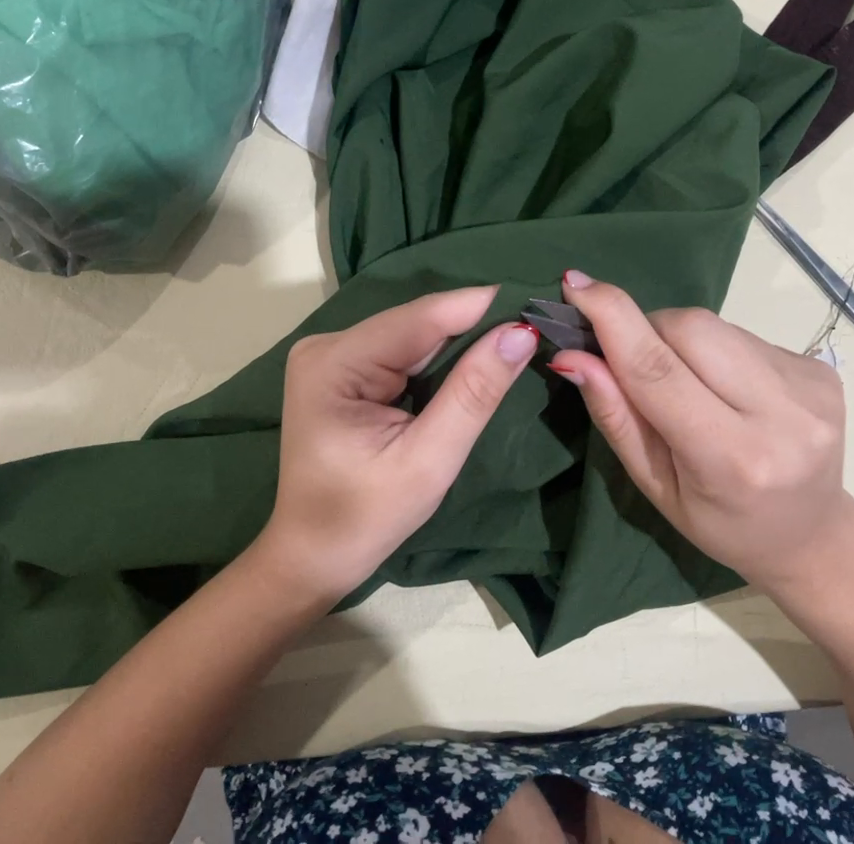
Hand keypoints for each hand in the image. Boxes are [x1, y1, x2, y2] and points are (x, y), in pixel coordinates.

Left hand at [255, 286, 537, 601]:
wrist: (315, 554)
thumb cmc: (366, 517)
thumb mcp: (429, 460)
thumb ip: (473, 393)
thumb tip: (521, 332)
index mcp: (334, 363)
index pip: (419, 319)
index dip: (479, 306)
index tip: (537, 299)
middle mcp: (327, 346)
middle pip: (415, 323)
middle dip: (473, 325)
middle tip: (536, 324)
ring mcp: (331, 356)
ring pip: (413, 335)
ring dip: (460, 341)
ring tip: (516, 337)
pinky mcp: (343, 371)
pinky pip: (402, 352)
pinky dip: (438, 359)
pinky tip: (475, 359)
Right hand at [547, 271, 850, 588]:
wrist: (811, 534)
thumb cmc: (719, 522)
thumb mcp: (654, 485)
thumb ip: (615, 416)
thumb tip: (571, 356)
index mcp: (731, 460)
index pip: (658, 371)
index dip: (613, 320)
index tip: (575, 284)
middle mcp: (780, 416)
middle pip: (690, 329)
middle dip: (647, 330)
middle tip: (634, 363)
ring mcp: (809, 387)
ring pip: (715, 324)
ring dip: (682, 341)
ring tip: (688, 385)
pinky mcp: (822, 368)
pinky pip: (742, 335)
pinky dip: (715, 350)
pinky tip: (725, 388)